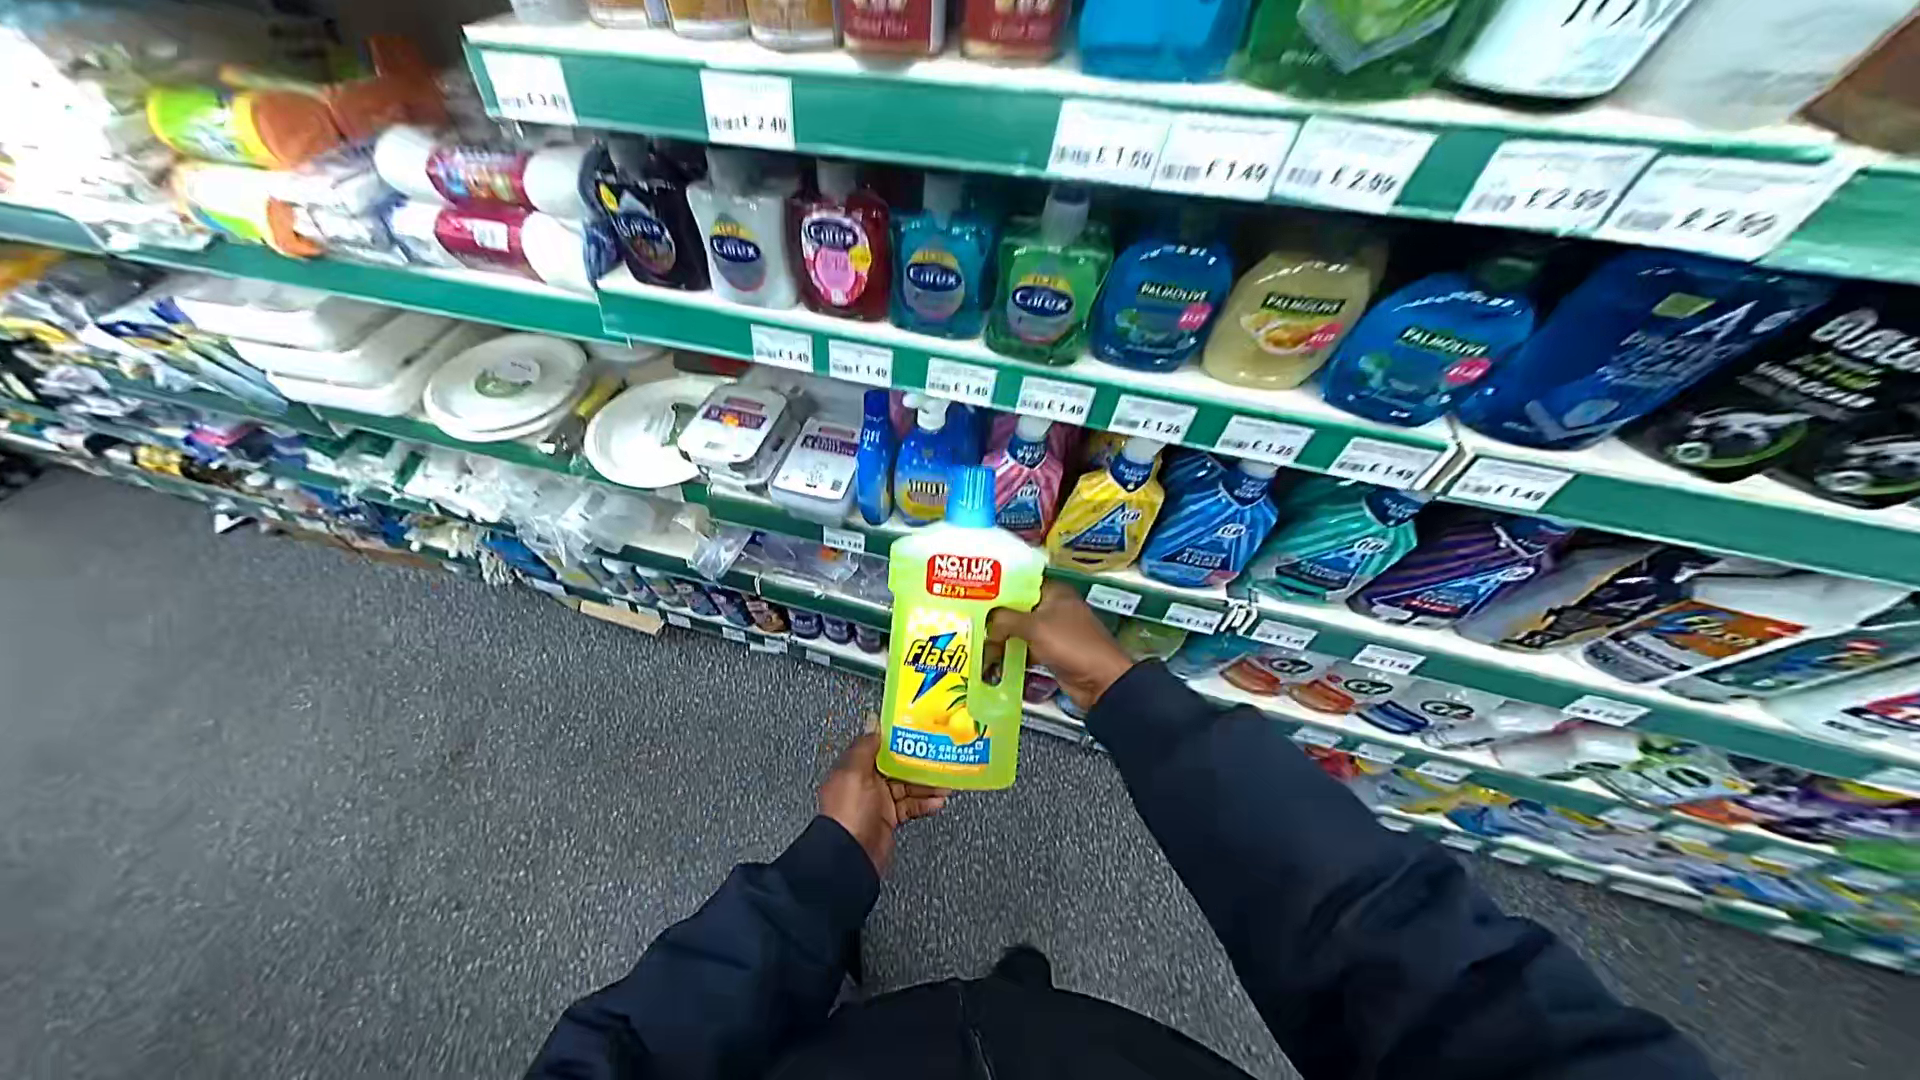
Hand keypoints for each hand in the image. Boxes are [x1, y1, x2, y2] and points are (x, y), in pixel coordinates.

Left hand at [819, 733, 949, 874]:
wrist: (850, 857)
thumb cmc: (848, 813)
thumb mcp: (855, 772)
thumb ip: (866, 745)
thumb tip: (872, 720)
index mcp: (855, 767)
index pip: (880, 746)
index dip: (899, 739)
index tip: (920, 732)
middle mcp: (866, 783)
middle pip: (898, 766)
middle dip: (919, 762)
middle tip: (940, 756)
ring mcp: (879, 802)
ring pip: (908, 786)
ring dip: (928, 784)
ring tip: (946, 780)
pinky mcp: (890, 819)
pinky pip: (911, 806)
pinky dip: (925, 803)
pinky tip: (938, 801)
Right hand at [988, 581, 1135, 713]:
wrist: (1101, 682)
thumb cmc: (1071, 644)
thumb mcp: (1035, 627)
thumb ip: (1006, 620)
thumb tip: (986, 622)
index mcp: (1055, 592)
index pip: (1021, 582)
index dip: (999, 587)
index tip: (975, 592)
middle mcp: (1053, 608)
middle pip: (1018, 607)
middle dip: (996, 616)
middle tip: (969, 619)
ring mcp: (1053, 631)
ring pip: (1020, 630)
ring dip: (1001, 637)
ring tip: (975, 640)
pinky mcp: (1051, 652)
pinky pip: (1025, 648)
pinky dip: (1011, 653)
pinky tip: (990, 658)